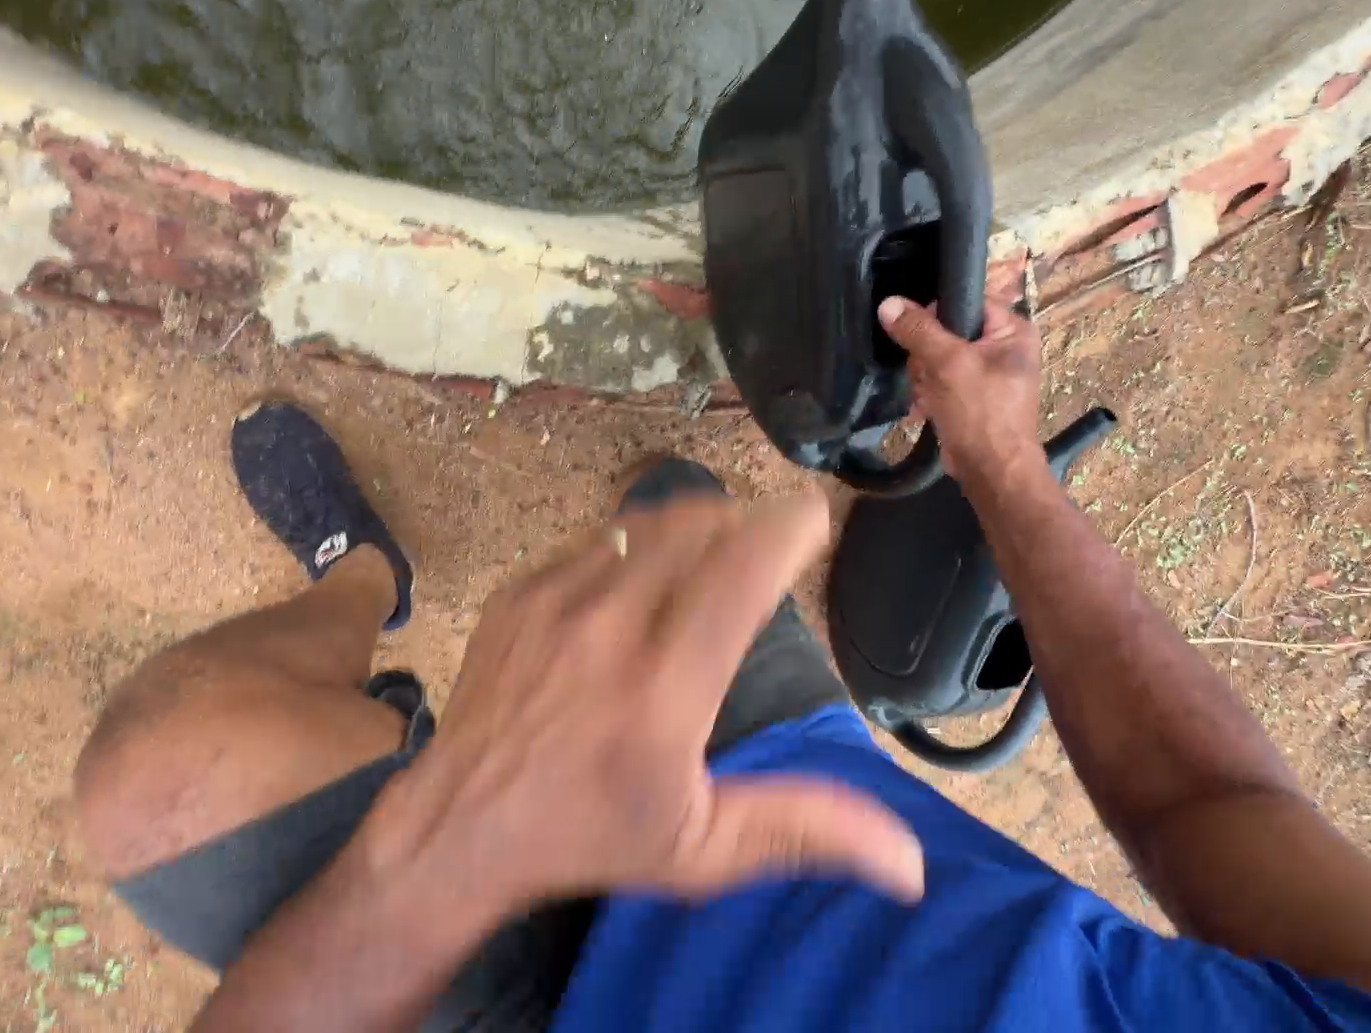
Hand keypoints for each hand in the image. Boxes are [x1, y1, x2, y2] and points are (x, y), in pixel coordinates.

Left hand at [359, 488, 923, 919]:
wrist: (461, 822)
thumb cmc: (589, 835)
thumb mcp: (703, 849)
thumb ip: (804, 831)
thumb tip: (908, 859)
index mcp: (664, 689)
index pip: (740, 575)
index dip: (786, 529)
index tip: (812, 511)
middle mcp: (610, 630)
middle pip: (696, 530)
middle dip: (743, 517)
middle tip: (766, 530)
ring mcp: (556, 604)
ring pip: (644, 525)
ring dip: (692, 522)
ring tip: (716, 535)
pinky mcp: (519, 594)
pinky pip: (592, 542)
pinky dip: (632, 542)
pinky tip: (642, 567)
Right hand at [878, 296, 1044, 487]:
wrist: (991, 469)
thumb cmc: (980, 411)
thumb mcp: (947, 364)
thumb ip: (918, 331)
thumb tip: (888, 304)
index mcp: (1012, 330)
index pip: (966, 302)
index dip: (937, 314)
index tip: (918, 334)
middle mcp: (1003, 348)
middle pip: (946, 332)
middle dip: (926, 356)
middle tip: (926, 375)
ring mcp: (987, 374)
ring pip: (937, 358)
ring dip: (923, 378)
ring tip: (927, 396)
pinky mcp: (970, 396)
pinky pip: (939, 381)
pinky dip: (928, 393)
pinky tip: (925, 408)